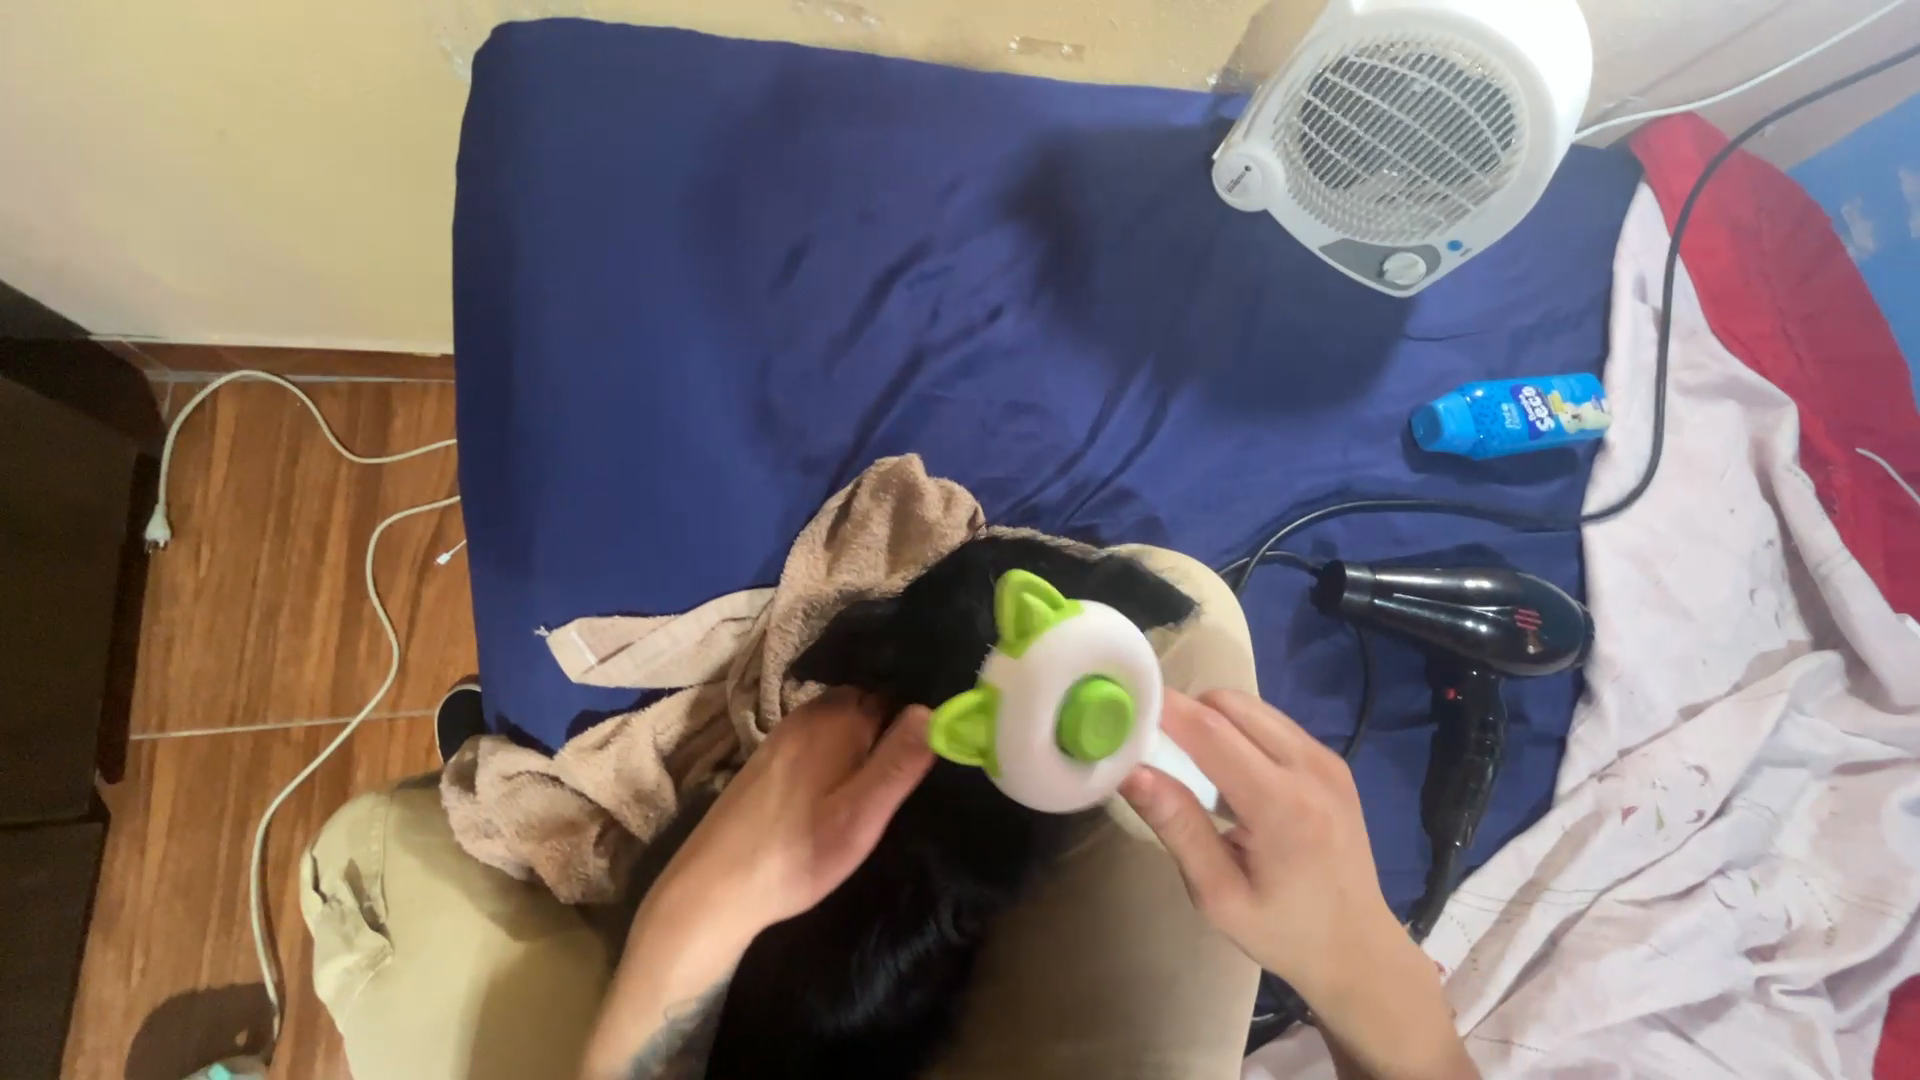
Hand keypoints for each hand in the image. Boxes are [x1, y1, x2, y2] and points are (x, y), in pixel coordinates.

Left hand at [582, 690, 934, 1079]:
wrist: (712, 889)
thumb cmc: (797, 854)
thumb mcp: (861, 816)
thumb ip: (900, 762)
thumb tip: (933, 709)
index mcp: (838, 719)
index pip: (895, 694)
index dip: (918, 716)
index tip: (941, 740)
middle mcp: (810, 713)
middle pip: (867, 702)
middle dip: (891, 724)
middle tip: (913, 764)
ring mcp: (785, 733)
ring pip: (842, 719)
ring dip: (864, 737)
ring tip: (884, 773)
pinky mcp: (770, 756)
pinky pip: (819, 735)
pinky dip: (838, 748)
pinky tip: (841, 781)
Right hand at [1121, 689, 1475, 1079]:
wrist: (1359, 950)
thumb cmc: (1282, 930)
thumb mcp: (1216, 894)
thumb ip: (1176, 826)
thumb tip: (1132, 771)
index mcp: (1283, 805)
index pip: (1210, 730)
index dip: (1164, 709)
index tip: (1125, 706)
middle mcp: (1310, 767)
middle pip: (1228, 704)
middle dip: (1184, 712)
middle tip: (1155, 745)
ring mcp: (1325, 759)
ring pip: (1247, 705)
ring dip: (1209, 718)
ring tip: (1190, 762)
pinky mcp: (1330, 760)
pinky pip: (1268, 720)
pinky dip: (1236, 730)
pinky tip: (1228, 772)